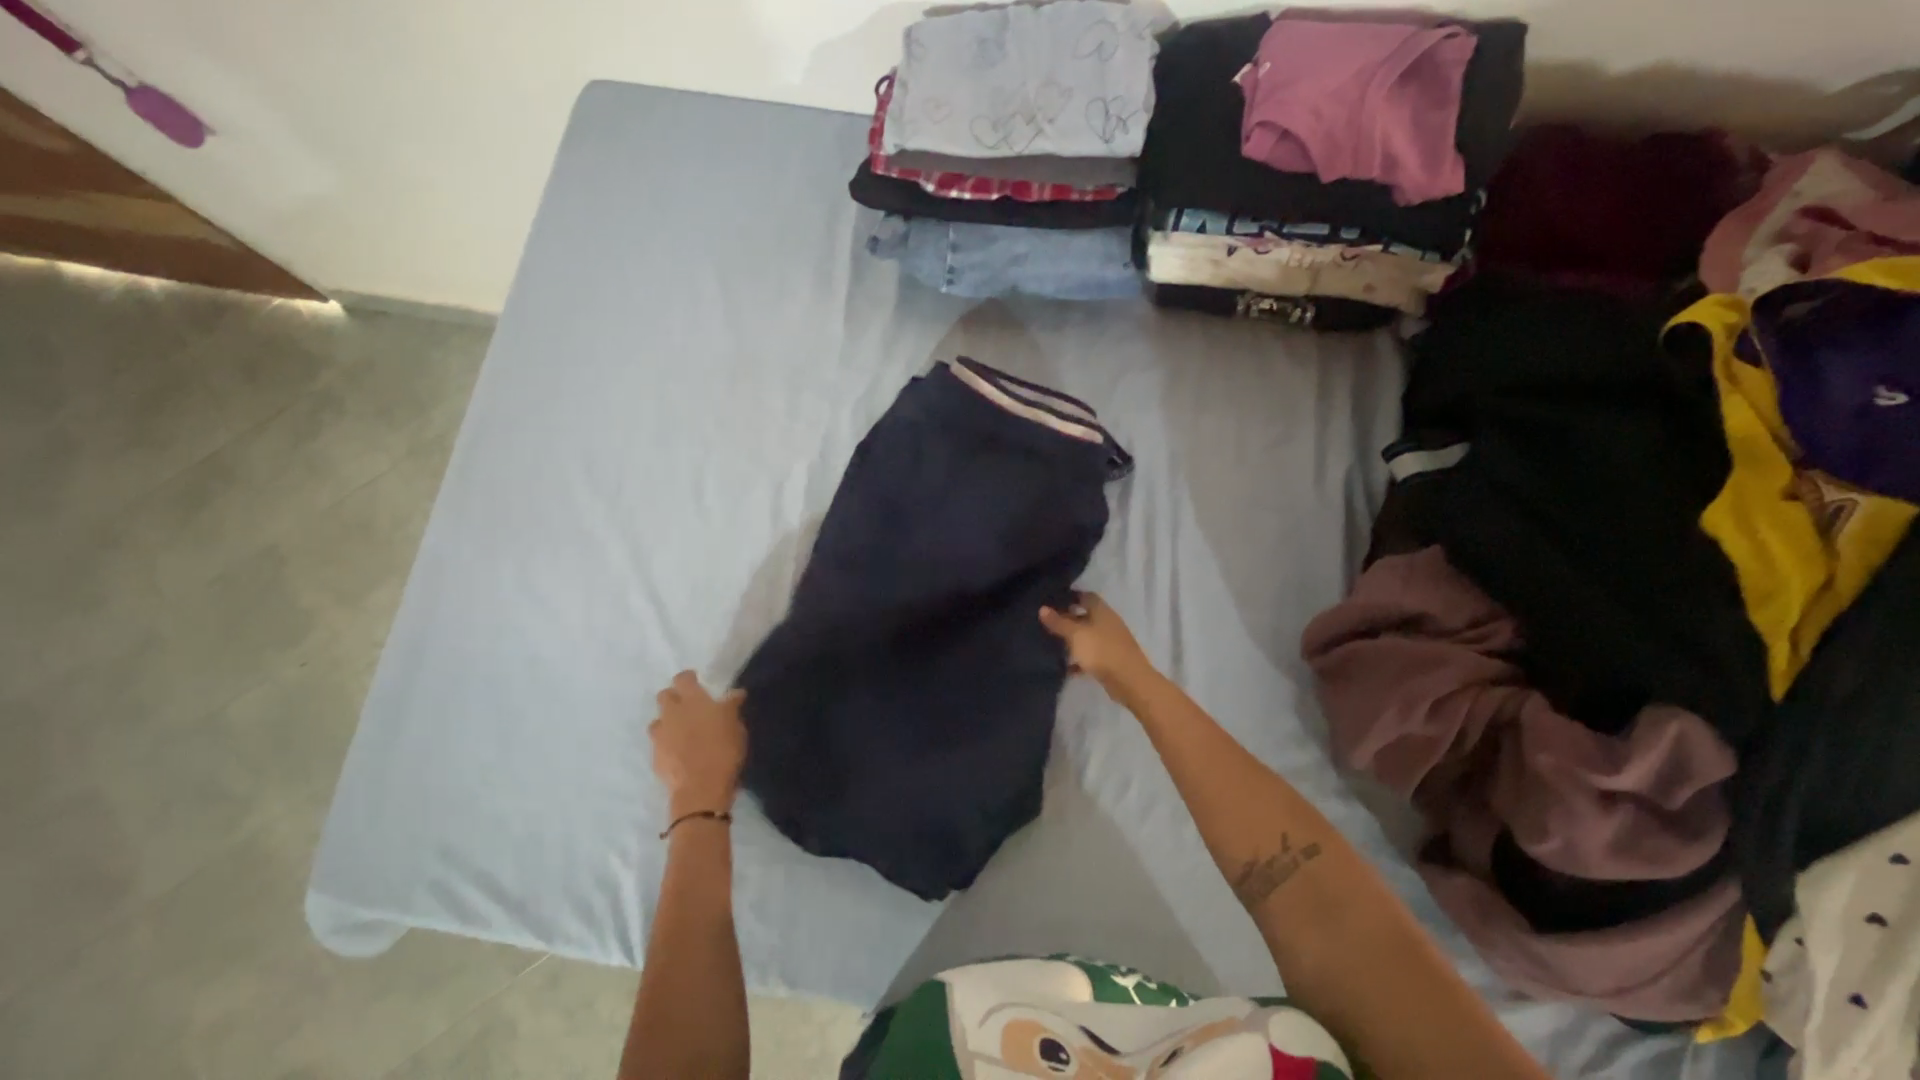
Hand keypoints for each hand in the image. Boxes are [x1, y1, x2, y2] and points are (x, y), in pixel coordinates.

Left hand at [651, 671, 747, 818]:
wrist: (701, 787)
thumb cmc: (724, 750)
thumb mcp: (736, 725)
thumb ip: (731, 707)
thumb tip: (735, 693)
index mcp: (692, 700)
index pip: (683, 679)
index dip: (688, 678)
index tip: (695, 681)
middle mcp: (672, 713)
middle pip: (664, 696)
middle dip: (674, 698)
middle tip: (688, 707)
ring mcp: (660, 735)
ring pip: (658, 720)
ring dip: (668, 722)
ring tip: (681, 731)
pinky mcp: (655, 756)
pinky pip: (659, 743)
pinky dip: (667, 744)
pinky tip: (679, 753)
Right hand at [1039, 592, 1155, 695]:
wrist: (1129, 680)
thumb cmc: (1101, 651)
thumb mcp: (1076, 635)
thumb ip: (1059, 622)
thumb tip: (1042, 608)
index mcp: (1102, 611)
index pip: (1085, 596)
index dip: (1070, 596)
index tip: (1052, 600)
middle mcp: (1108, 623)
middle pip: (1086, 616)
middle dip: (1068, 619)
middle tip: (1047, 622)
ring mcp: (1111, 641)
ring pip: (1088, 636)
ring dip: (1074, 639)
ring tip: (1052, 643)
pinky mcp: (1111, 659)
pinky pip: (1092, 655)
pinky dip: (1080, 658)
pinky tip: (1067, 666)